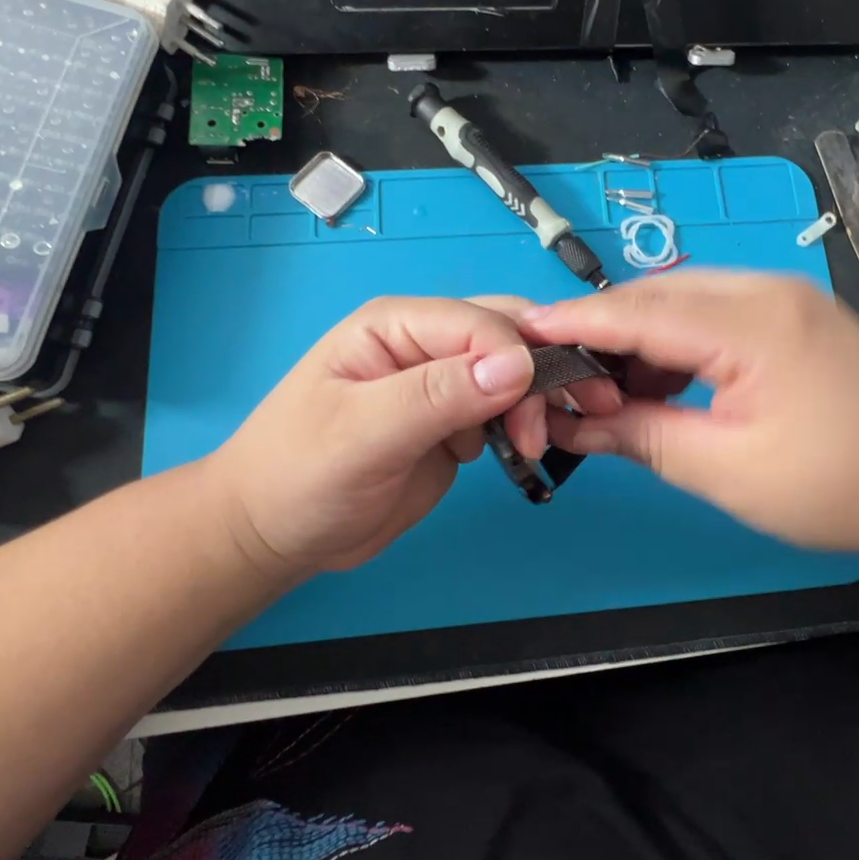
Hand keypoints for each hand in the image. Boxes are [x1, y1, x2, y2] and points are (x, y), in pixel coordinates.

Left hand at [205, 296, 621, 573]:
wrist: (274, 536)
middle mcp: (425, 346)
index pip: (480, 323)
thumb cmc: (299, 476)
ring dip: (541, 400)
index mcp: (396, 327)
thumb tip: (519, 364)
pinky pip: (505, 411)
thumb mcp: (363, 434)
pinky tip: (527, 448)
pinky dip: (526, 425)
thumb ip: (438, 395)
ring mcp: (441, 386)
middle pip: (507, 337)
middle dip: (548, 370)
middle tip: (585, 412)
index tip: (536, 415)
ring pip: (513, 374)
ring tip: (542, 443)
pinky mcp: (453, 425)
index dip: (520, 358)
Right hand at [519, 270, 858, 555]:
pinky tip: (656, 381)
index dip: (576, 325)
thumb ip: (642, 436)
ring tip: (603, 389)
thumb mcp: (726, 471)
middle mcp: (766, 290)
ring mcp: (782, 296)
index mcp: (753, 324)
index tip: (522, 335)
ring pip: (682, 301)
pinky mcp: (790, 313)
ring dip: (637, 339)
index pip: (640, 313)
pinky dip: (674, 343)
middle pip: (657, 296)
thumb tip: (572, 425)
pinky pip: (712, 314)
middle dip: (601, 332)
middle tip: (556, 376)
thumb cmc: (836, 487)